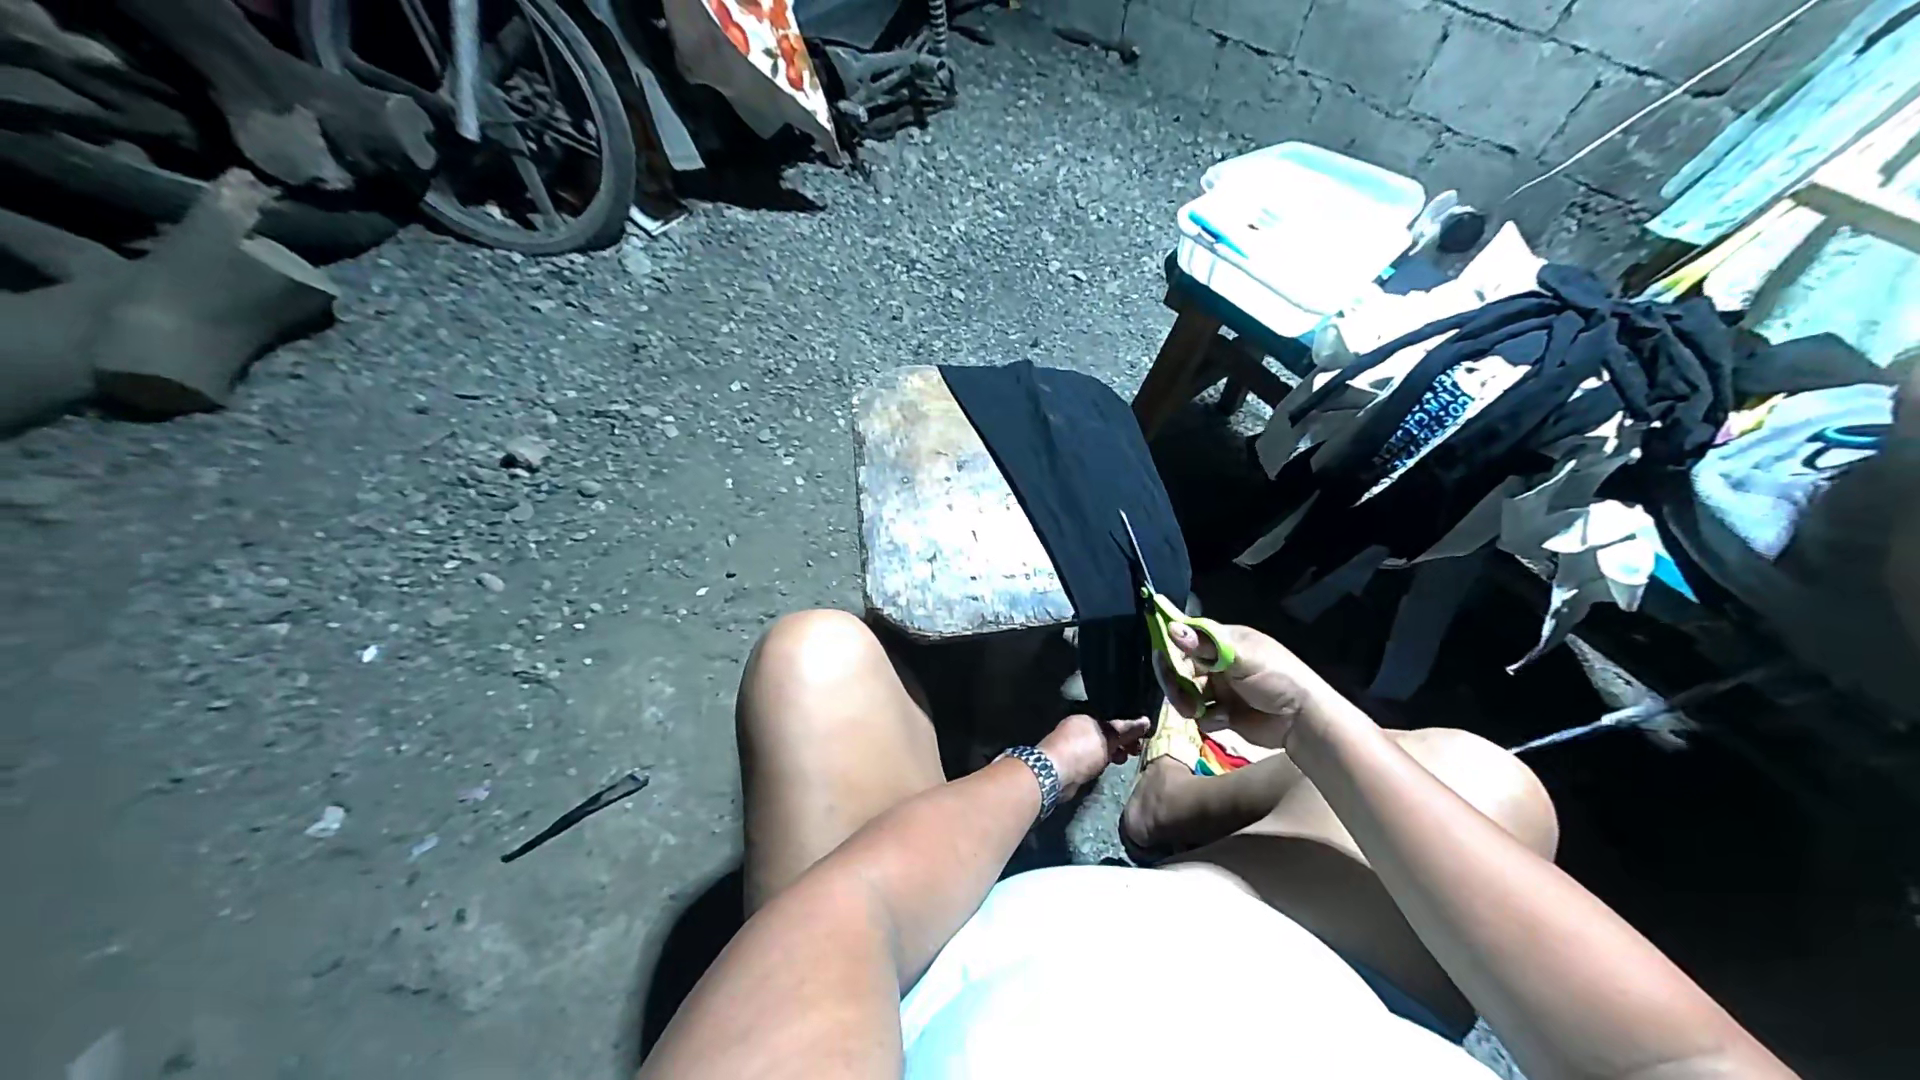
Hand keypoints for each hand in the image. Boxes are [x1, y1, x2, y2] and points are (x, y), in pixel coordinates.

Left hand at [1036, 713, 1151, 798]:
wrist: (1054, 773)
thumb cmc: (1082, 751)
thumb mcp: (1108, 739)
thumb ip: (1126, 731)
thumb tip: (1146, 720)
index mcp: (1084, 718)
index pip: (1110, 722)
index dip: (1126, 731)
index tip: (1140, 741)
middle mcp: (1077, 729)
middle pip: (1105, 735)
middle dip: (1120, 744)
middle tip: (1134, 753)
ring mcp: (1072, 746)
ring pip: (1098, 749)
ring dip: (1111, 754)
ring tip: (1122, 761)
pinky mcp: (1070, 762)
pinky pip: (1091, 759)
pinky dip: (1100, 763)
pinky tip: (1106, 768)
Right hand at [1155, 621, 1330, 746]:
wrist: (1304, 721)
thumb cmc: (1277, 678)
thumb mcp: (1241, 657)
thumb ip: (1205, 644)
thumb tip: (1171, 628)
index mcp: (1223, 641)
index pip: (1186, 639)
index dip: (1171, 648)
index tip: (1161, 661)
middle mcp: (1218, 662)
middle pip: (1182, 669)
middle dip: (1177, 683)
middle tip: (1180, 698)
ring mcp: (1221, 688)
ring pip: (1187, 693)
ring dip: (1187, 703)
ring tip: (1196, 713)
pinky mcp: (1224, 713)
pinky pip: (1201, 714)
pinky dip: (1207, 718)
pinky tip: (1222, 721)